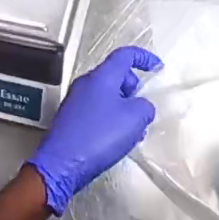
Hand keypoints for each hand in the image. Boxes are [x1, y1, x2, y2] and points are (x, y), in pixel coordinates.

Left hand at [25, 46, 162, 213]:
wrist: (62, 164)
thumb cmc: (99, 136)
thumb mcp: (135, 118)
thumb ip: (145, 106)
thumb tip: (142, 107)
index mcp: (102, 76)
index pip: (125, 55)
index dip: (144, 58)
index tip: (157, 68)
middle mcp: (85, 84)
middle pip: (115, 75)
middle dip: (133, 88)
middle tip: (141, 108)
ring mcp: (75, 101)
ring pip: (106, 95)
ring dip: (122, 107)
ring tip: (131, 130)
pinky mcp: (69, 119)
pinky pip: (95, 110)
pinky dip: (109, 118)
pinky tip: (115, 139)